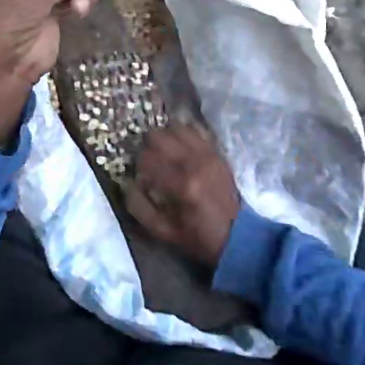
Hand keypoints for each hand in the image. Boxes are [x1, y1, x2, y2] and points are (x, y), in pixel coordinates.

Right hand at [124, 125, 241, 267]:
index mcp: (180, 184)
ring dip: (164, 138)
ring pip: (176, 128)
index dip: (138, 168)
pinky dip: (183, 135)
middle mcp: (194, 163)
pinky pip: (195, 131)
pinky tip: (180, 148)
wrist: (238, 235)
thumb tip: (126, 183)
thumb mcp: (162, 231)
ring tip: (163, 153)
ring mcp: (208, 155)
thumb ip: (138, 207)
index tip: (141, 180)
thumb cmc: (197, 236)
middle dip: (147, 148)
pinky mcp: (217, 153)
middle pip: (158, 137)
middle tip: (148, 162)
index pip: (146, 159)